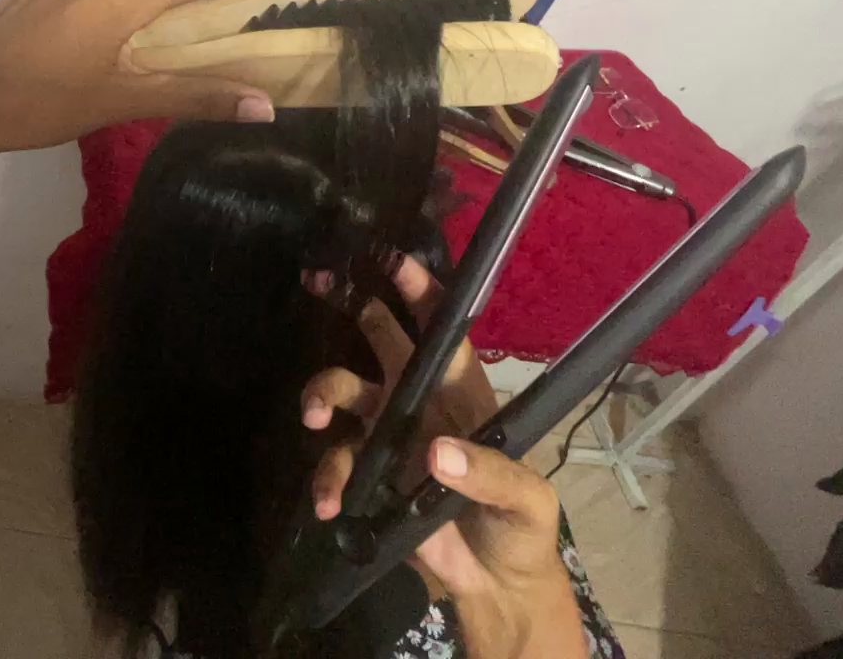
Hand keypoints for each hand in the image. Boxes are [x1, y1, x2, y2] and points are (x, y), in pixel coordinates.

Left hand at [0, 0, 274, 154]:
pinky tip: (78, 46)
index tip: (237, 27)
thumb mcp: (124, 102)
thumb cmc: (45, 104)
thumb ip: (197, 96)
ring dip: (136, 11)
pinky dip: (96, 7)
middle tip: (182, 58)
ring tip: (126, 58)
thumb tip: (265, 108)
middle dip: (182, 11)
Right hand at [302, 259, 583, 658]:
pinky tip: (330, 503)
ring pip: (340, 386)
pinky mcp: (364, 470)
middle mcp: (416, 397)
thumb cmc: (519, 528)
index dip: (420, 290)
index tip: (391, 260)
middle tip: (317, 282)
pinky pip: (334, 459)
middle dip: (348, 302)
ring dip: (321, 393)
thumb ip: (490, 474)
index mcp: (461, 391)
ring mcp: (385, 430)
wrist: (490, 584)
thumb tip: (435, 452)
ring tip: (316, 418)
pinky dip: (327, 478)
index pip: (442, 328)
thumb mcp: (526, 502)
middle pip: (377, 333)